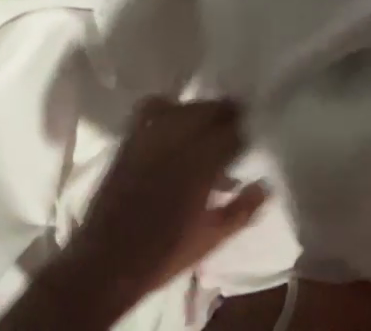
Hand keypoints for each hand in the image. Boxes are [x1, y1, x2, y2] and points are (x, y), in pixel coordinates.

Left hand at [68, 97, 271, 303]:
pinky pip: (154, 105)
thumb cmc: (164, 254)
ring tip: (209, 130)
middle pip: (215, 110)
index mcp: (204, 162)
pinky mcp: (131, 137)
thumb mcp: (211, 239)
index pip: (236, 131)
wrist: (106, 264)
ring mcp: (152, 134)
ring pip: (189, 106)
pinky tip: (174, 122)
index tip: (253, 142)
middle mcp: (180, 139)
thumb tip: (264, 184)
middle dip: (229, 119)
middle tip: (236, 135)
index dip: (248, 134)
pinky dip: (169, 108)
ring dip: (204, 113)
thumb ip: (242, 210)